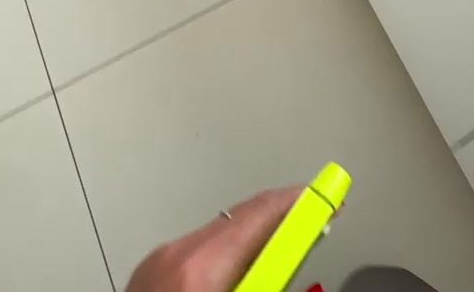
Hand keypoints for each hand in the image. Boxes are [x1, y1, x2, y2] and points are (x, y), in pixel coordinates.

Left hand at [125, 187, 300, 291]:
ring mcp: (157, 260)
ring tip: (281, 251)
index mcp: (199, 269)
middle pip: (240, 217)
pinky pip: (196, 249)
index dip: (299, 201)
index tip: (327, 194)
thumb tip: (292, 260)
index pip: (260, 213)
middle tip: (316, 220)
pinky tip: (238, 266)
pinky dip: (222, 252)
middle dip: (279, 217)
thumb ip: (268, 280)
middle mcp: (174, 254)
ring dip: (250, 237)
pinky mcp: (147, 272)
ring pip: (217, 232)